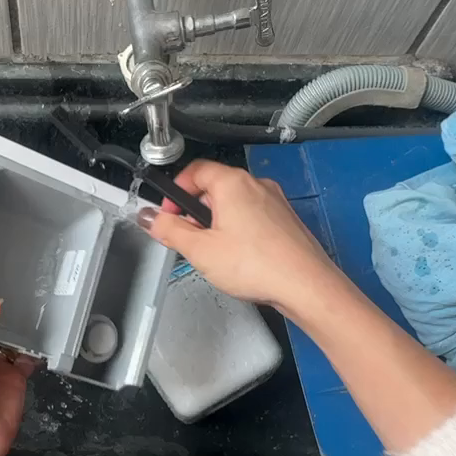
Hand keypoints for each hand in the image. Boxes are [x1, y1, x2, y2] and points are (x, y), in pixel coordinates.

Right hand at [139, 159, 343, 314]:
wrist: (305, 285)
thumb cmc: (260, 265)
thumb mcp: (200, 250)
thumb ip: (169, 230)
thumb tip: (150, 217)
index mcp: (233, 183)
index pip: (194, 170)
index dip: (175, 191)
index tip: (168, 213)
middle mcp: (256, 186)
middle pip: (213, 187)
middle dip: (195, 211)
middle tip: (187, 237)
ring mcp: (274, 202)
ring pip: (233, 203)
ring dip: (216, 222)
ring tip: (213, 251)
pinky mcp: (284, 221)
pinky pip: (252, 217)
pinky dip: (238, 230)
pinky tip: (236, 257)